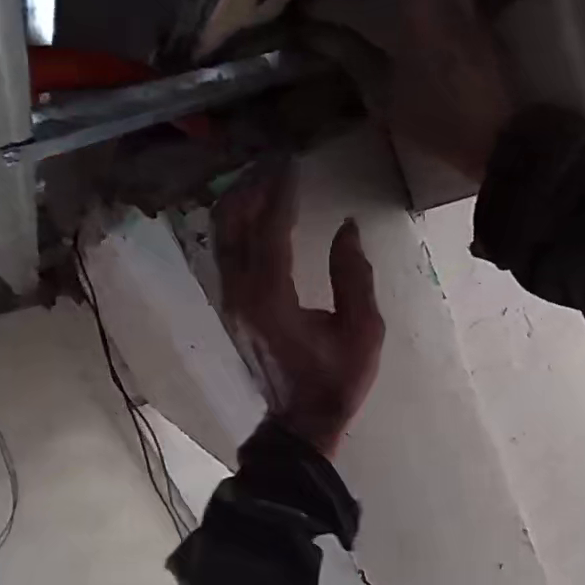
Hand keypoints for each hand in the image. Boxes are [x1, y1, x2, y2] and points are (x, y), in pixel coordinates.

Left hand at [215, 166, 383, 457]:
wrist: (300, 422)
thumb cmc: (335, 380)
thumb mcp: (362, 331)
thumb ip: (354, 275)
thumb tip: (346, 228)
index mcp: (271, 298)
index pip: (271, 231)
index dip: (281, 194)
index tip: (293, 165)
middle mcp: (240, 294)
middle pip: (233, 225)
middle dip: (251, 188)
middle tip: (274, 162)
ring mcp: (229, 301)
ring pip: (222, 238)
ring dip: (239, 203)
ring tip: (262, 178)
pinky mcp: (230, 308)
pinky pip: (225, 254)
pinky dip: (236, 225)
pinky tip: (253, 212)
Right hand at [304, 0, 516, 184]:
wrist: (498, 130)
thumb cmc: (435, 121)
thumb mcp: (380, 93)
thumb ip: (345, 51)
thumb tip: (310, 30)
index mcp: (398, 4)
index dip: (311, 9)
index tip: (294, 21)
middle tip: (321, 21)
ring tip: (350, 20)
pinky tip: (381, 17)